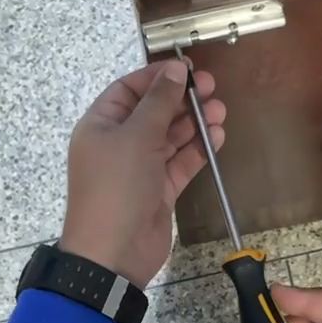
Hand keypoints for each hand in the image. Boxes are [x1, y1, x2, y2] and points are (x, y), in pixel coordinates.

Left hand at [60, 59, 225, 287]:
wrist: (113, 254)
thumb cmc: (117, 188)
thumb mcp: (137, 137)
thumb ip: (159, 103)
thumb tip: (175, 71)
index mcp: (100, 126)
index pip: (128, 90)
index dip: (156, 77)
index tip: (186, 68)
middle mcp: (118, 144)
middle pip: (152, 112)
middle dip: (181, 100)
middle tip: (212, 88)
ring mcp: (139, 169)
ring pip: (169, 138)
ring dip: (194, 124)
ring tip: (221, 111)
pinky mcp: (158, 191)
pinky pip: (179, 164)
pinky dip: (198, 151)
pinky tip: (218, 137)